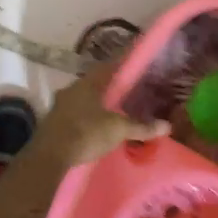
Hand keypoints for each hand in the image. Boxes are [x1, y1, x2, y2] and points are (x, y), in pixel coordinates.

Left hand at [30, 61, 169, 167]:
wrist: (50, 156)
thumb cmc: (86, 133)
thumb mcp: (118, 129)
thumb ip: (141, 127)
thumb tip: (167, 126)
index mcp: (86, 84)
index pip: (107, 67)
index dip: (121, 63)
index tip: (132, 62)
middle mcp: (70, 90)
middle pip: (93, 84)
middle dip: (109, 87)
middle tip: (125, 91)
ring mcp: (59, 107)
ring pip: (82, 100)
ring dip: (96, 105)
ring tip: (112, 111)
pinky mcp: (52, 124)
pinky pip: (74, 115)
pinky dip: (87, 118)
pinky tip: (95, 127)